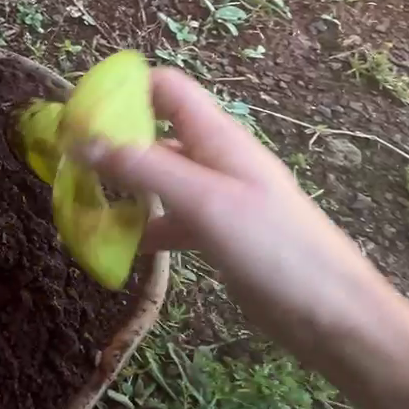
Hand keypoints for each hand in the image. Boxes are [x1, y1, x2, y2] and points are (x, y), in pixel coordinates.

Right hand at [86, 67, 400, 365]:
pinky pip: (168, 213)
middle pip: (154, 126)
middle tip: (71, 156)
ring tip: (85, 196)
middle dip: (112, 136)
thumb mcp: (202, 200)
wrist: (337, 321)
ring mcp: (216, 194)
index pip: (165, 86)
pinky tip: (121, 241)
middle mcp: (214, 157)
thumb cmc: (274, 248)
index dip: (124, 87)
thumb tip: (80, 140)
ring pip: (157, 172)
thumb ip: (141, 167)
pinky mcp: (216, 230)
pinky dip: (143, 221)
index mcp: (216, 136)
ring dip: (122, 180)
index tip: (82, 110)